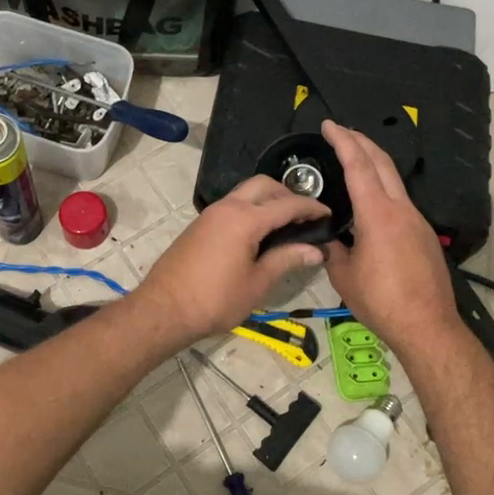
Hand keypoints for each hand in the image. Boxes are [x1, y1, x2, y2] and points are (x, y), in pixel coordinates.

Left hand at [130, 175, 328, 349]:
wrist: (164, 309)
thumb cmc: (215, 300)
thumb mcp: (257, 283)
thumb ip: (286, 260)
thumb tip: (316, 250)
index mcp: (245, 219)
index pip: (287, 204)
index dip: (311, 208)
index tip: (329, 214)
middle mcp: (227, 207)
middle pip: (263, 186)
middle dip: (287, 194)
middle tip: (304, 216)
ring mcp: (210, 214)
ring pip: (245, 193)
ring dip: (267, 200)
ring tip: (285, 225)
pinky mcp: (199, 225)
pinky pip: (231, 206)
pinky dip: (250, 209)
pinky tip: (259, 233)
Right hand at [320, 120, 469, 354]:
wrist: (427, 326)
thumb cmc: (381, 301)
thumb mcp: (343, 275)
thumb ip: (333, 249)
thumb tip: (328, 238)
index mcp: (377, 214)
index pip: (359, 166)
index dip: (343, 141)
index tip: (329, 126)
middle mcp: (401, 209)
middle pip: (382, 163)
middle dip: (361, 141)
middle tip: (340, 132)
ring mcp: (416, 221)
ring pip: (394, 180)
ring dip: (373, 163)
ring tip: (352, 160)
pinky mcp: (423, 235)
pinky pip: (400, 201)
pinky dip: (382, 187)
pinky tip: (369, 201)